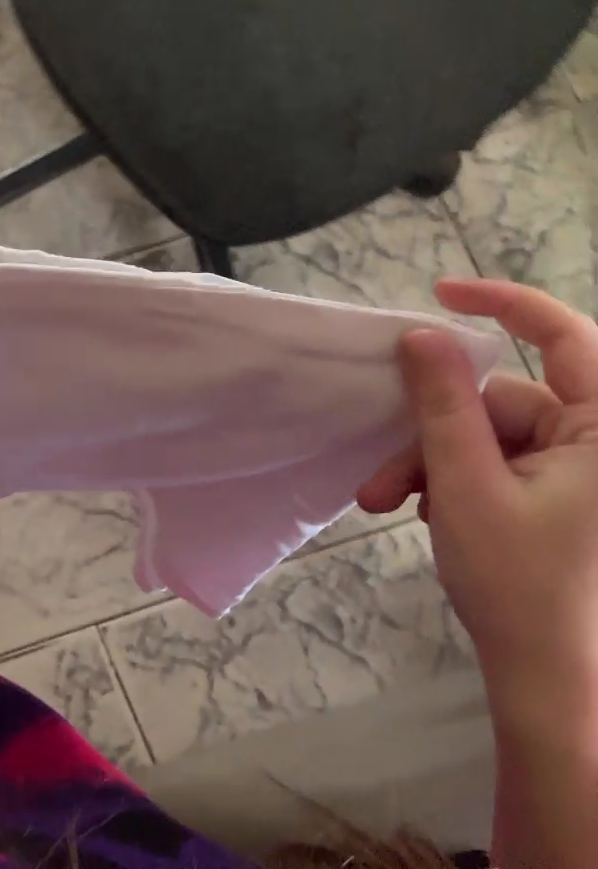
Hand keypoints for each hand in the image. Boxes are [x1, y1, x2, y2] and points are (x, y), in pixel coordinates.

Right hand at [355, 279, 597, 728]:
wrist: (550, 664)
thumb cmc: (520, 575)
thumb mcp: (466, 484)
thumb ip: (443, 406)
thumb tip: (420, 338)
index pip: (570, 341)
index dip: (506, 306)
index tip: (438, 294)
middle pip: (500, 402)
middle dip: (428, 432)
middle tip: (380, 477)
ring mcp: (582, 467)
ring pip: (483, 433)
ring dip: (425, 462)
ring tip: (387, 503)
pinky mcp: (560, 488)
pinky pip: (491, 458)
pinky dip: (446, 477)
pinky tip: (423, 510)